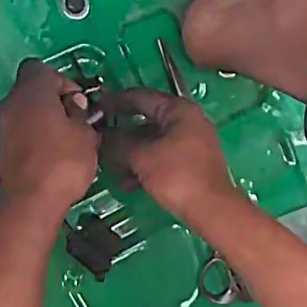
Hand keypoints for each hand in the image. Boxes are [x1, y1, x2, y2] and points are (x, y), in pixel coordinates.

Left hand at [0, 58, 99, 222]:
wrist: (31, 204)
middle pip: (32, 90)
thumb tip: (75, 106)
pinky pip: (20, 132)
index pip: (42, 69)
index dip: (64, 81)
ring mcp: (2, 127)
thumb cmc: (61, 165)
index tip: (79, 102)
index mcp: (31, 92)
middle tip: (76, 122)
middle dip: (55, 102)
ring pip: (26, 112)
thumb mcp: (86, 136)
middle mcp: (10, 104)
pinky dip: (35, 138)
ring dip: (45, 121)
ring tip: (67, 142)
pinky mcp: (1, 149)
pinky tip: (53, 157)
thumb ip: (81, 114)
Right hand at [105, 89, 242, 220]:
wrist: (212, 209)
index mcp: (179, 110)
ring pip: (153, 144)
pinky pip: (162, 159)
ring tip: (111, 171)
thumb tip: (101, 137)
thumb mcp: (142, 158)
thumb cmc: (177, 176)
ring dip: (130, 157)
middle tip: (99, 146)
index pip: (140, 96)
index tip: (94, 111)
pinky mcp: (192, 165)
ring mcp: (192, 144)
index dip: (114, 102)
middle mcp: (188, 121)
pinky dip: (145, 167)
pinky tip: (128, 183)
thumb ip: (118, 143)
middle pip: (146, 122)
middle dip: (121, 137)